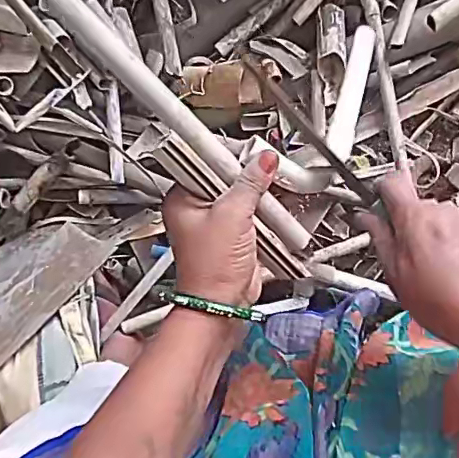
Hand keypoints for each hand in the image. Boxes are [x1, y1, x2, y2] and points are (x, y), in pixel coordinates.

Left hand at [162, 150, 278, 305]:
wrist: (224, 305)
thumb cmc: (211, 269)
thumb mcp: (232, 216)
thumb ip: (250, 184)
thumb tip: (264, 161)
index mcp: (183, 199)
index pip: (204, 161)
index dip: (228, 155)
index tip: (250, 152)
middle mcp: (197, 208)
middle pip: (227, 178)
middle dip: (251, 177)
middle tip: (266, 172)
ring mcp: (218, 222)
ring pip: (243, 196)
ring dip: (261, 197)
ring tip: (273, 194)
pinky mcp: (236, 235)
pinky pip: (253, 215)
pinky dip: (266, 214)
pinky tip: (276, 211)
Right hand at [358, 171, 458, 346]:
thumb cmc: (447, 301)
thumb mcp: (396, 274)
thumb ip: (380, 239)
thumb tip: (369, 220)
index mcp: (415, 215)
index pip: (391, 182)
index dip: (379, 194)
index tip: (375, 213)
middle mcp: (443, 210)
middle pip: (415, 206)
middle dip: (405, 226)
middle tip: (400, 257)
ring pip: (437, 221)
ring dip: (429, 239)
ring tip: (427, 273)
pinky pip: (457, 233)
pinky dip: (450, 247)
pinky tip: (449, 275)